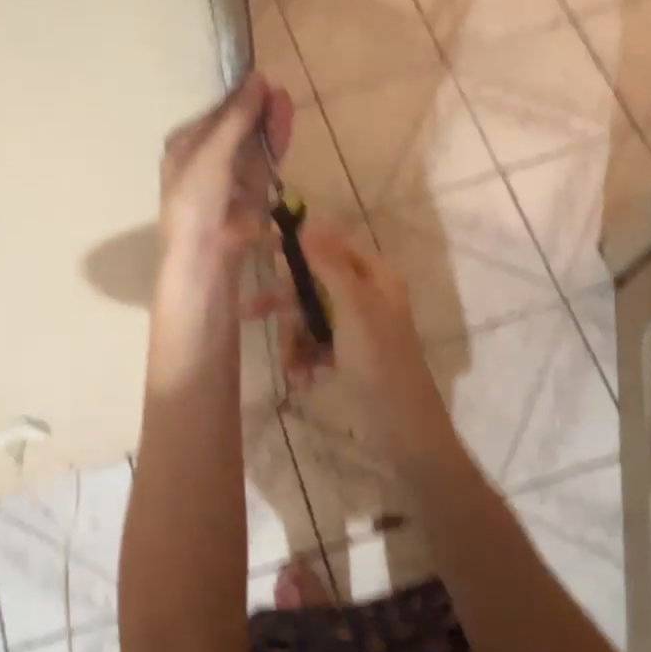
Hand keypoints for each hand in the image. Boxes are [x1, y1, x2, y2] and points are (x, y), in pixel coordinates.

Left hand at [158, 72, 292, 275]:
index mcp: (185, 145)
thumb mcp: (212, 151)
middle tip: (279, 92)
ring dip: (269, 123)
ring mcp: (231, 174)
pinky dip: (275, 143)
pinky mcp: (253, 190)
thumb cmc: (197, 197)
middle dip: (257, 109)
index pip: (216, 114)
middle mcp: (207, 157)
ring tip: (286, 103)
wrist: (207, 250)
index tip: (262, 82)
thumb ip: (236, 116)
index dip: (239, 98)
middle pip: (237, 126)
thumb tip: (258, 78)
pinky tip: (284, 123)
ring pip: (254, 141)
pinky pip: (265, 160)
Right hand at [248, 222, 445, 433]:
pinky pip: (314, 346)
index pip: (332, 247)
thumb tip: (308, 224)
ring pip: (309, 319)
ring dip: (294, 341)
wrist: (401, 427)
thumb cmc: (380, 361)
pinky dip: (304, 360)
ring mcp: (356, 329)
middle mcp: (366, 297)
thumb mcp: (354, 308)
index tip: (262, 246)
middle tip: (249, 312)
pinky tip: (303, 379)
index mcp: (375, 278)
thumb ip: (330, 265)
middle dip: (287, 305)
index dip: (299, 247)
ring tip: (293, 366)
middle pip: (313, 285)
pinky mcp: (347, 357)